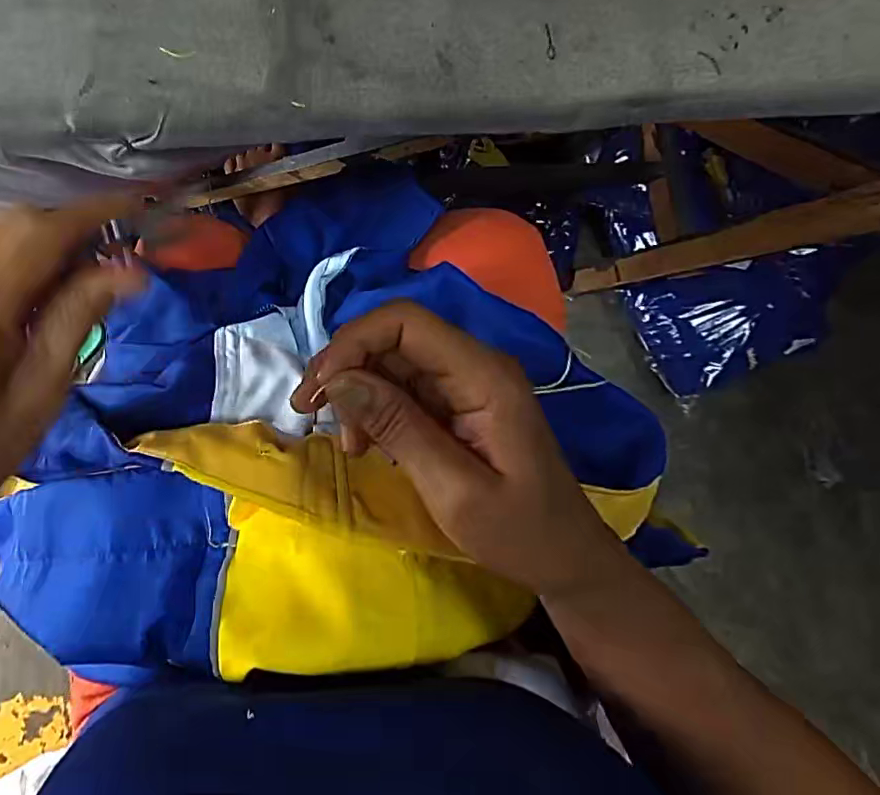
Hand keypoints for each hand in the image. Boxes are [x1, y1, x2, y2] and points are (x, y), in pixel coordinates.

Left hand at [0, 199, 145, 573]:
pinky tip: (53, 285)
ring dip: (52, 239)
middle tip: (127, 241)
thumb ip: (79, 317)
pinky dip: (25, 258)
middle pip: (18, 224)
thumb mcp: (41, 391)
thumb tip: (130, 269)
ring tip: (99, 264)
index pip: (44, 232)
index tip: (142, 201)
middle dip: (78, 221)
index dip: (98, 211)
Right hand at [289, 301, 627, 598]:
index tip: (320, 390)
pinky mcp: (459, 402)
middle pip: (395, 337)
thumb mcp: (454, 491)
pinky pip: (405, 388)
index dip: (354, 342)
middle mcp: (474, 364)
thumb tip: (339, 379)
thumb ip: (397, 428)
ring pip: (394, 362)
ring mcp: (467, 382)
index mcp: (483, 374)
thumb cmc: (521, 532)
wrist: (567, 556)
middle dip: (347, 368)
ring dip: (359, 393)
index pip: (407, 322)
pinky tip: (369, 445)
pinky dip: (376, 410)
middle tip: (312, 414)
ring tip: (350, 446)